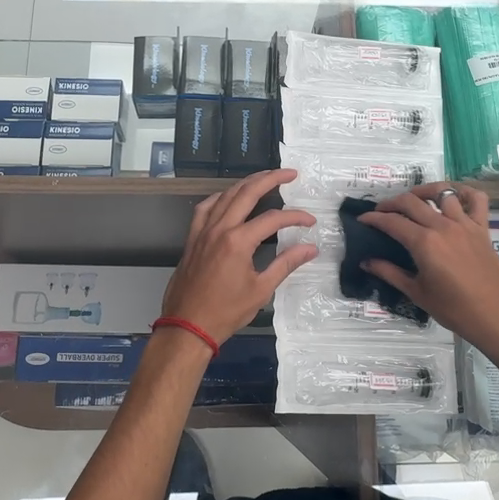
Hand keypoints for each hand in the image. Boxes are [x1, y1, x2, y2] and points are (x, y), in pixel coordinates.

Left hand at [162, 169, 318, 345]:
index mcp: (238, 241)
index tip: (310, 221)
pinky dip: (220, 197)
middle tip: (289, 172)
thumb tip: (311, 249)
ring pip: (225, 195)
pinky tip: (229, 197)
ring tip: (265, 178)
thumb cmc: (226, 311)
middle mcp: (220, 228)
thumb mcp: (261, 290)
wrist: (187, 326)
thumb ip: (286, 264)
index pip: (273, 219)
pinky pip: (206, 208)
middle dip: (270, 178)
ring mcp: (203, 231)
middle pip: (247, 192)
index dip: (295, 217)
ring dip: (246, 183)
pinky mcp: (193, 238)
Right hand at [358, 183, 498, 354]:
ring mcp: (465, 223)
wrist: (498, 317)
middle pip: (411, 201)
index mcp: (424, 243)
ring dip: (422, 192)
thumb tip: (366, 262)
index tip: (362, 220)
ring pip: (441, 192)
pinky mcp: (483, 228)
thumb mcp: (417, 293)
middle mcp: (443, 226)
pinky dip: (464, 192)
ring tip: (413, 201)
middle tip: (380, 213)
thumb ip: (390, 273)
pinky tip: (453, 197)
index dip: (373, 219)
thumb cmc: (455, 310)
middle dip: (391, 203)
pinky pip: (476, 199)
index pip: (392, 222)